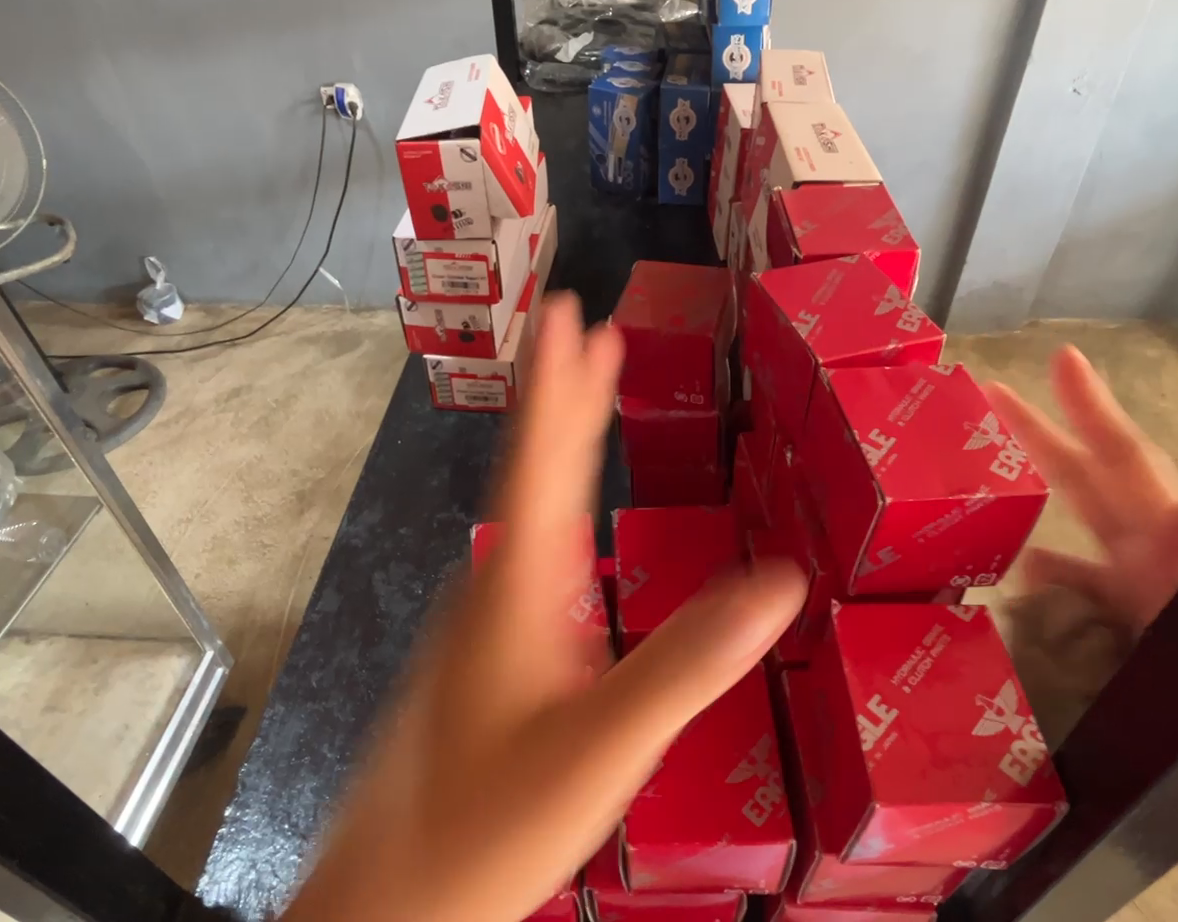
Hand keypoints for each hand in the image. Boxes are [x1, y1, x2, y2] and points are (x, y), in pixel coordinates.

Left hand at [285, 294, 805, 921]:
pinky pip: (526, 542)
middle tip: (578, 325)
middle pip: (531, 464)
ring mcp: (483, 614)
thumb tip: (782, 579)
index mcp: (521, 581)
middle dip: (559, 390)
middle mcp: (495, 580)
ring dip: (554, 437)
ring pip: (525, 501)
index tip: (567, 314)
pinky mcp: (482, 647)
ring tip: (581, 391)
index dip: (558, 381)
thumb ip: (690, 660)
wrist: (394, 899)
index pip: (543, 455)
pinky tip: (565, 516)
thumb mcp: (607, 743)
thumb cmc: (493, 819)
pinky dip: (550, 496)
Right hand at [987, 348, 1177, 919]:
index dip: (1095, 414)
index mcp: (1176, 568)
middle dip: (1039, 439)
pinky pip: (1060, 611)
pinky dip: (1027, 595)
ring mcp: (1133, 619)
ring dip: (1021, 523)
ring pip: (1065, 551)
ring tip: (963, 501)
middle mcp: (1153, 579)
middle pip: (1088, 494)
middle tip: (984, 393)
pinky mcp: (1117, 660)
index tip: (1062, 362)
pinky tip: (992, 597)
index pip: (1129, 474)